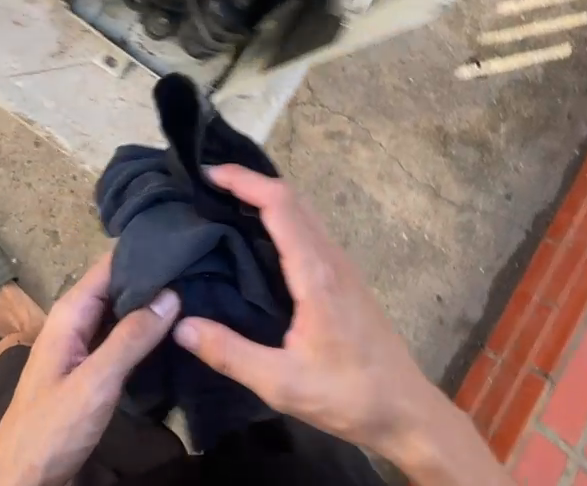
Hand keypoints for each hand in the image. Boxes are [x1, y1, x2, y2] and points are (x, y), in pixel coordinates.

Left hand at [0, 252, 180, 485]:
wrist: (20, 480)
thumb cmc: (51, 428)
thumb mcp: (95, 382)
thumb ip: (131, 339)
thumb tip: (171, 294)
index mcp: (70, 312)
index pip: (109, 265)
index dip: (143, 253)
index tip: (182, 246)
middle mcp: (75, 320)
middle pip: (117, 285)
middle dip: (152, 277)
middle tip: (198, 269)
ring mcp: (81, 344)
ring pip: (119, 311)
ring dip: (149, 304)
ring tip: (194, 291)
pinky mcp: (89, 367)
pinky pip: (119, 335)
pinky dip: (142, 330)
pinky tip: (171, 330)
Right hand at [172, 166, 509, 484]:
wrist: (406, 411)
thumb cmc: (348, 395)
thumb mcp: (282, 383)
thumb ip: (230, 354)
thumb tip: (180, 326)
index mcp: (315, 273)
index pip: (279, 204)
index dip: (244, 181)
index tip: (208, 174)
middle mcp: (330, 257)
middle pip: (291, 196)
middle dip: (250, 180)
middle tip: (207, 184)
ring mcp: (340, 264)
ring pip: (302, 210)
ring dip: (265, 195)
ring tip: (225, 202)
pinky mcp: (343, 276)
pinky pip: (307, 227)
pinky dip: (279, 214)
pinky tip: (257, 235)